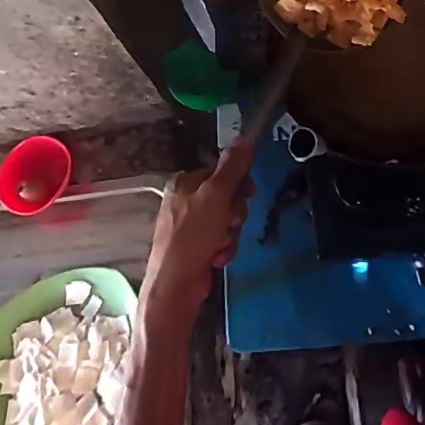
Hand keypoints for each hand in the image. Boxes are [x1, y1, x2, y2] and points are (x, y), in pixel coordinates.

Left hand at [139, 136, 255, 327]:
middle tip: (230, 224)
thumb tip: (246, 137)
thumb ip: (232, 167)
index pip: (221, 171)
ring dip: (230, 234)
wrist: (175, 287)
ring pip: (227, 220)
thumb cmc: (193, 235)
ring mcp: (189, 225)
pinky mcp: (195, 247)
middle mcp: (185, 200)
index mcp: (185, 182)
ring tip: (219, 245)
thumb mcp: (216, 195)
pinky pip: (220, 239)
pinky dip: (223, 248)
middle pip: (227, 196)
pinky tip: (215, 258)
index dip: (238, 183)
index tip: (249, 194)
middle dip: (234, 213)